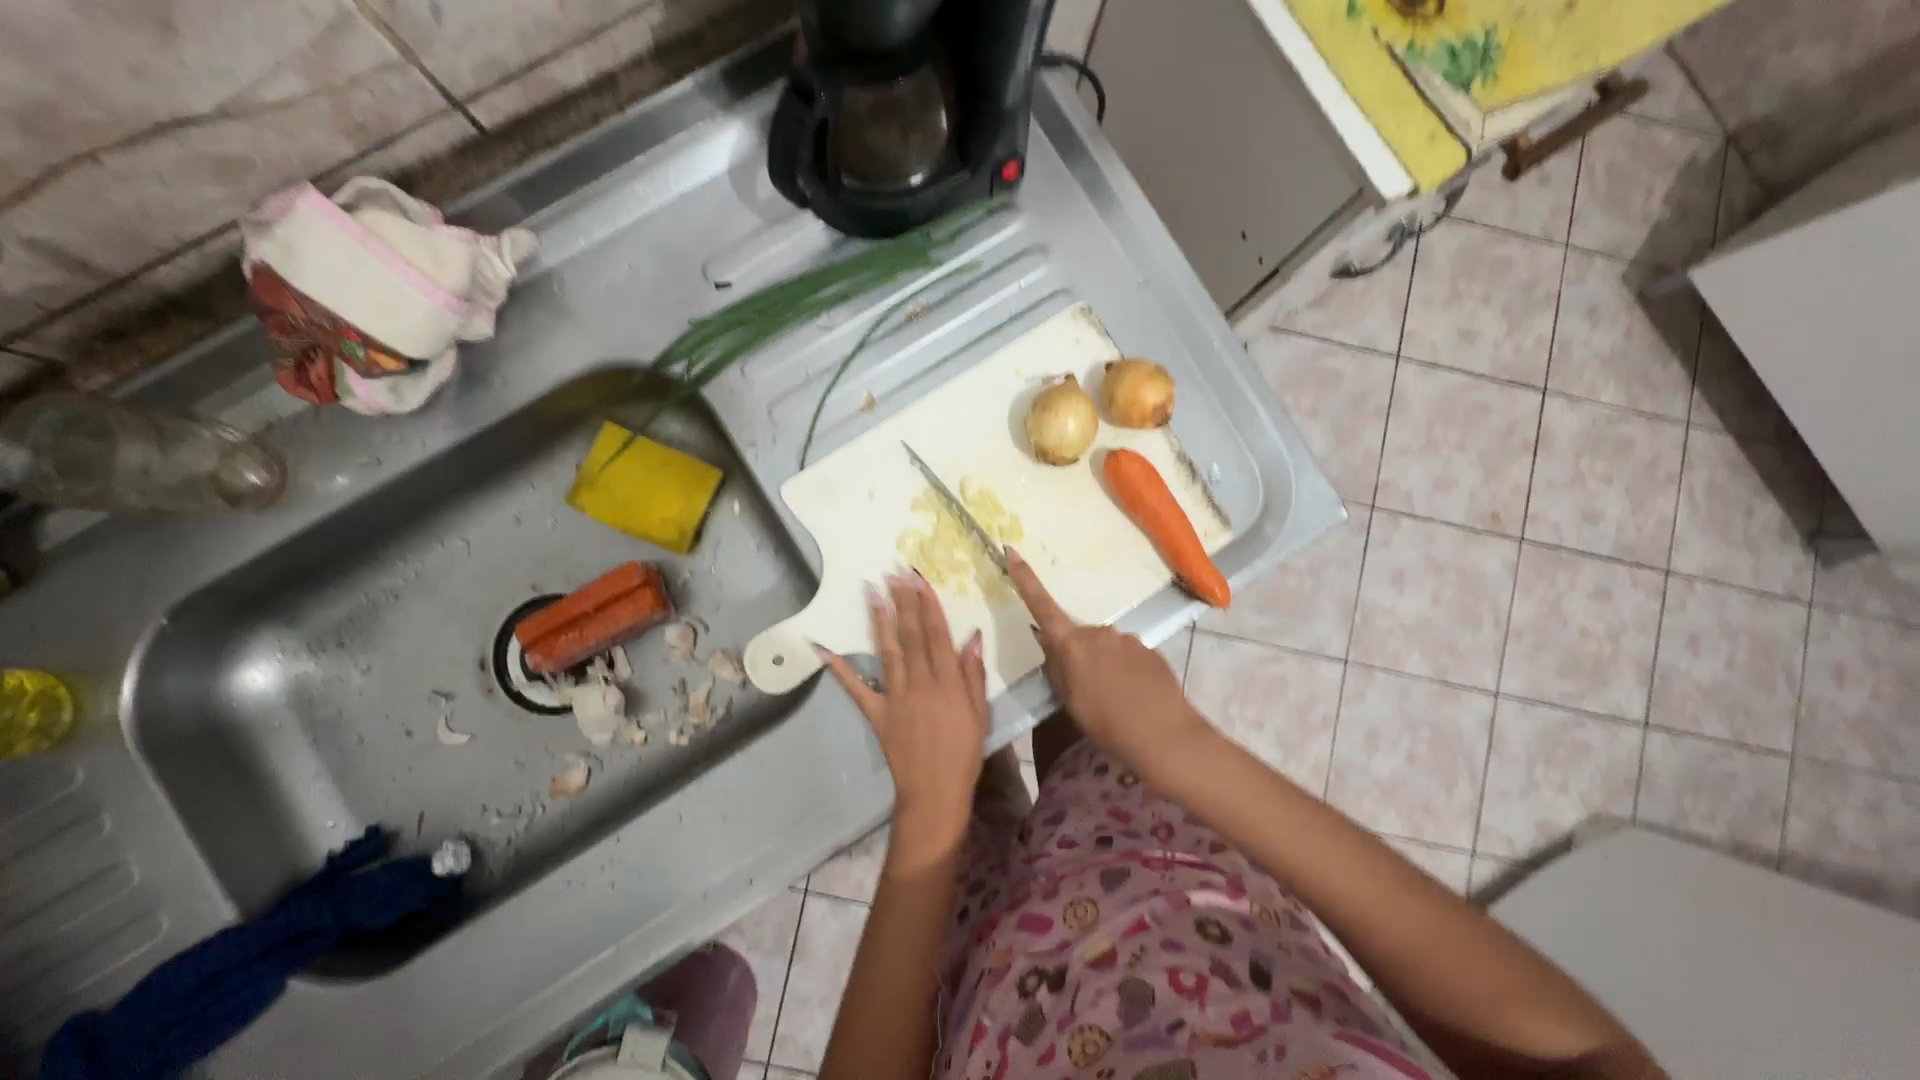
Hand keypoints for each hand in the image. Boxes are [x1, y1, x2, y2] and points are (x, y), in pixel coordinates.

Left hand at [818, 575, 988, 872]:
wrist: (934, 793)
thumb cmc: (964, 754)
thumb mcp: (980, 714)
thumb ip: (973, 675)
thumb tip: (971, 637)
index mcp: (948, 682)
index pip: (936, 635)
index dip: (927, 605)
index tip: (918, 580)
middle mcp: (920, 683)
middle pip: (910, 636)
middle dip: (902, 602)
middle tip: (893, 574)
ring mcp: (895, 697)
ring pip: (887, 651)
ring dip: (879, 620)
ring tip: (872, 593)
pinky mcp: (877, 713)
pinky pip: (857, 688)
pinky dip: (840, 669)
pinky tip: (826, 650)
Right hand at [1006, 549, 1212, 781]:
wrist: (1164, 735)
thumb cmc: (1107, 724)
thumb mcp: (1071, 703)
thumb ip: (1059, 670)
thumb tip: (1052, 647)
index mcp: (1072, 644)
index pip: (1041, 606)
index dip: (1024, 579)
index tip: (1011, 550)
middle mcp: (1099, 633)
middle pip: (1078, 638)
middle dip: (1078, 657)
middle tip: (1084, 693)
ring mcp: (1127, 639)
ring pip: (1105, 649)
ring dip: (1103, 667)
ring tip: (1113, 702)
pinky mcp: (1150, 650)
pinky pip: (1128, 657)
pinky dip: (1125, 673)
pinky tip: (1133, 698)